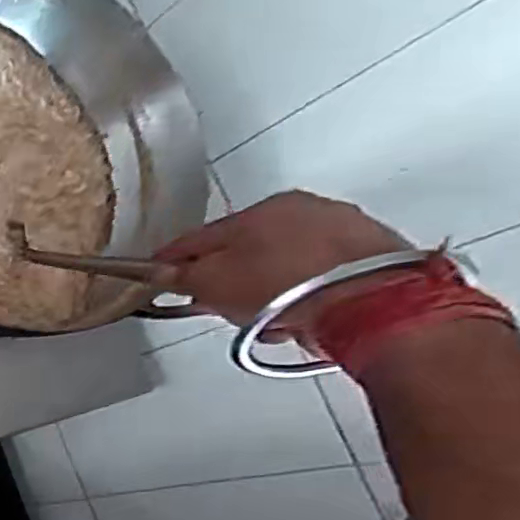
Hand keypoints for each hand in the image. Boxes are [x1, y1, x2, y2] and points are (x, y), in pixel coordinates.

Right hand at [155, 190, 411, 340]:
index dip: (168, 263)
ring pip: (274, 256)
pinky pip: (308, 268)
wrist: (366, 301)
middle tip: (206, 303)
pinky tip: (287, 310)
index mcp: (259, 209)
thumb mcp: (210, 284)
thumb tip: (163, 271)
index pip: (195, 238)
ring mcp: (338, 224)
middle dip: (218, 274)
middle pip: (238, 245)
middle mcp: (301, 207)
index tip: (153, 280)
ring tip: (252, 312)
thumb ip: (179, 275)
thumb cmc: (279, 289)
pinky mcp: (365, 248)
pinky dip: (291, 287)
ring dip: (255, 282)